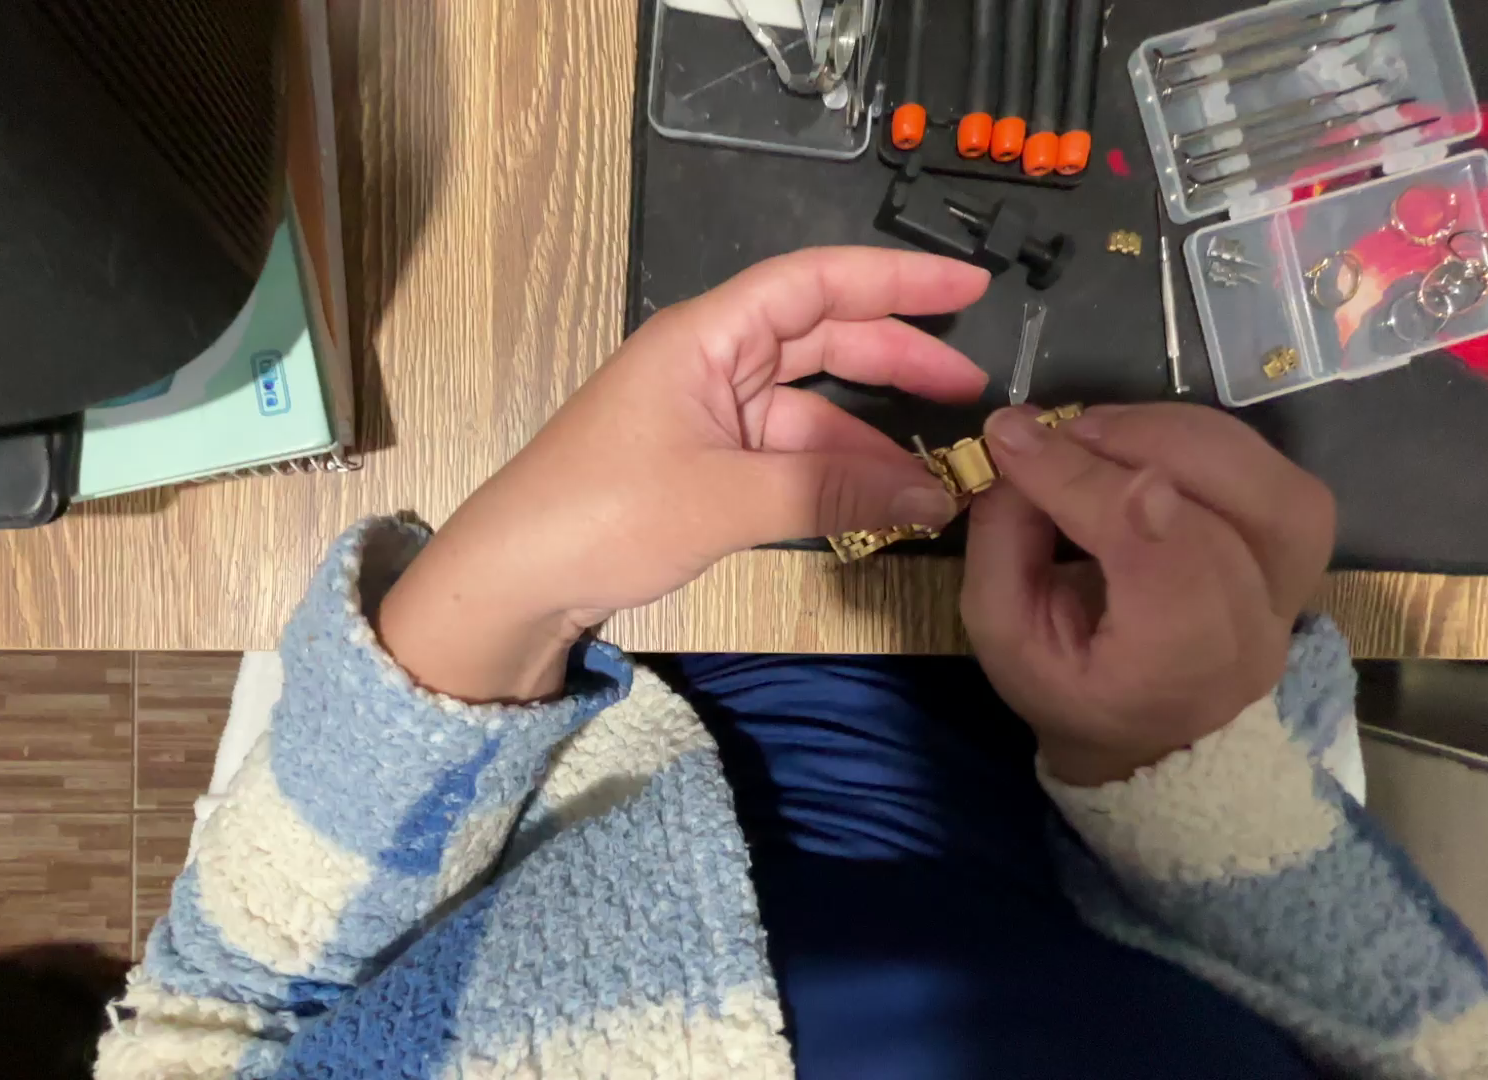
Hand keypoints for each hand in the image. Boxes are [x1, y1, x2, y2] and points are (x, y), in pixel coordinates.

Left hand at [379, 247, 992, 701]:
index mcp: (706, 337)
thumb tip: (932, 499)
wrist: (517, 580)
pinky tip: (875, 506)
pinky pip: (781, 462)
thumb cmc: (606, 514)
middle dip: (896, 365)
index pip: (814, 283)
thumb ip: (830, 493)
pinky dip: (826, 483)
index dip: (895, 280)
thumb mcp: (724, 498)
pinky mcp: (701, 470)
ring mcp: (706, 421)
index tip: (970, 289)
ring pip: (806, 417)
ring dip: (866, 450)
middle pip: (819, 345)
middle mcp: (710, 366)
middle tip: (969, 394)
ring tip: (934, 486)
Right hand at [960, 403, 1334, 785]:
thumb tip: (1015, 452)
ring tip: (1094, 430)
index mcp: (1173, 668)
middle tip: (1061, 429)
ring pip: (1272, 479)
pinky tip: (1136, 442)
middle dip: (1139, 445)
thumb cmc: (1061, 686)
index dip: (1088, 485)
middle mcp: (1256, 627)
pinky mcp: (1294, 553)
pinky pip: (1270, 472)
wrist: (1143, 730)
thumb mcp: (998, 629)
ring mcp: (1293, 588)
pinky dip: (1197, 438)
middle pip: (1241, 508)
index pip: (1161, 557)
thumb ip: (1001, 541)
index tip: (1013, 436)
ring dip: (1175, 432)